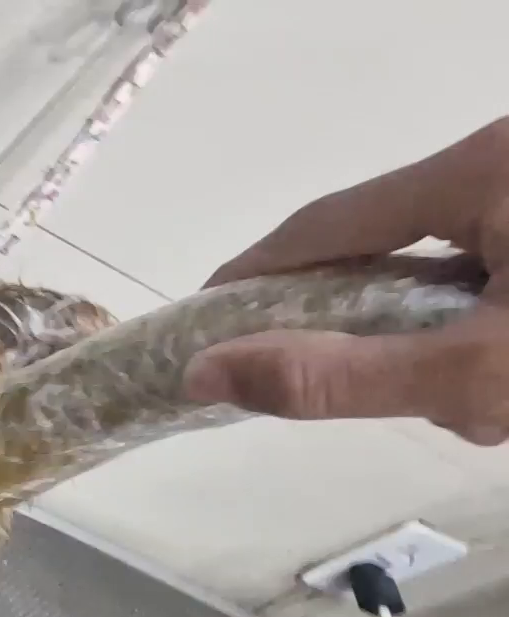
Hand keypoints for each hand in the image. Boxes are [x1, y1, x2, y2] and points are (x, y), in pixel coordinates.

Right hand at [183, 117, 508, 443]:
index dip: (249, 279)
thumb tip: (198, 373)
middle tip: (371, 385)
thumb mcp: (481, 370)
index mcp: (485, 167)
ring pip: (457, 255)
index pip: (317, 226)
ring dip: (441, 327)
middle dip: (365, 324)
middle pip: (387, 246)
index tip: (203, 327)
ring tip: (479, 388)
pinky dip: (497, 310)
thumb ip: (337, 377)